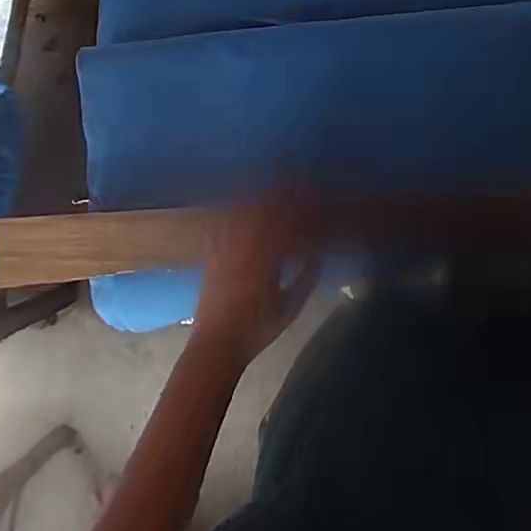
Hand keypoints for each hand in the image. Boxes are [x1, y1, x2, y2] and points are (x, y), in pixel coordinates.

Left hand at [191, 201, 320, 366]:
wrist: (215, 346)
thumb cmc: (256, 331)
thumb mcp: (289, 309)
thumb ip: (306, 280)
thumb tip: (318, 256)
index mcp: (266, 261)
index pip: (288, 226)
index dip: (302, 210)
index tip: (313, 202)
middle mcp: (244, 249)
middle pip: (265, 212)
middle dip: (282, 195)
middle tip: (296, 184)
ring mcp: (225, 250)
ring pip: (244, 214)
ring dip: (260, 198)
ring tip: (273, 187)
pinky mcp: (212, 255)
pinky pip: (224, 225)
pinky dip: (235, 211)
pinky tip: (242, 203)